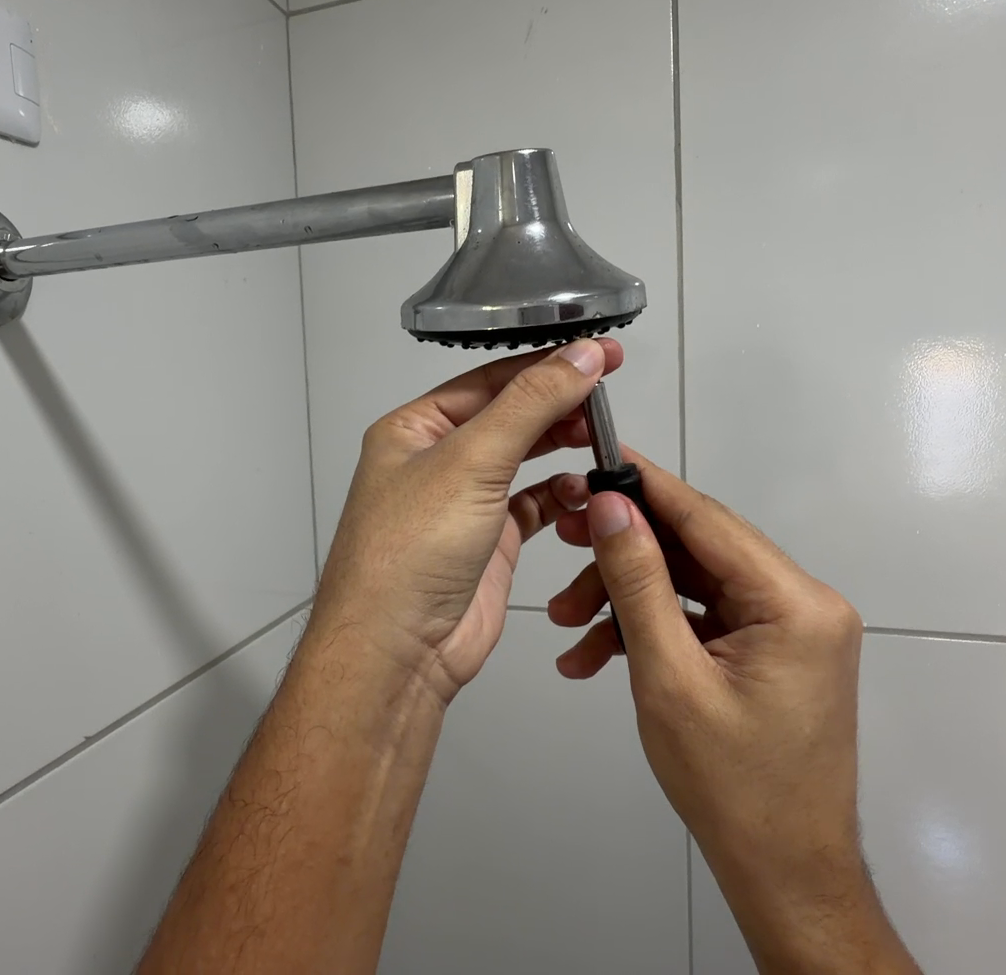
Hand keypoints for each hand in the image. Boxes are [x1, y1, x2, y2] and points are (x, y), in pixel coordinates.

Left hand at [309, 337, 622, 703]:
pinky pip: (534, 506)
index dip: (545, 364)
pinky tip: (580, 494)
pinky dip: (560, 498)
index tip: (598, 354)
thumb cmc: (405, 556)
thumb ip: (530, 405)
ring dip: (561, 450)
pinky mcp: (489, 542)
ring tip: (600, 441)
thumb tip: (579, 357)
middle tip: (607, 398)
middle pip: (509, 416)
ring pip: (524, 460)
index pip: (489, 381)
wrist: (398, 650)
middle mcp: (436, 463)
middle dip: (558, 406)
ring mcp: (463, 503)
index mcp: (414, 430)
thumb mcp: (471, 462)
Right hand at [547, 453, 919, 974]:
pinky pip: (698, 620)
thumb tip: (610, 505)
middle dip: (621, 555)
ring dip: (624, 601)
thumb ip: (638, 583)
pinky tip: (592, 656)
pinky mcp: (766, 652)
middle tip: (558, 543)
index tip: (594, 457)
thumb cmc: (729, 784)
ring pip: (689, 586)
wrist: (781, 874)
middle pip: (695, 551)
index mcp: (795, 604)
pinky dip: (647, 631)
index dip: (646, 486)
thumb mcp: (667, 676)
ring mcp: (785, 629)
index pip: (708, 520)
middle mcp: (801, 604)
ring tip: (564, 628)